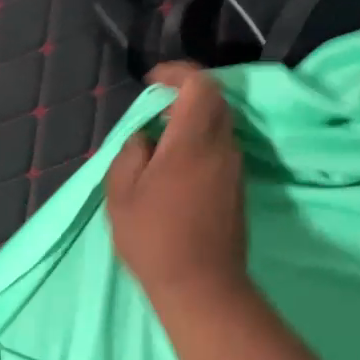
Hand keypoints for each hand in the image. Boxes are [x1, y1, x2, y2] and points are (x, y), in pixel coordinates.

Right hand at [106, 62, 249, 305]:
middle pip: (214, 101)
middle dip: (184, 96)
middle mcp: (222, 147)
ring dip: (192, 123)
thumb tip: (143, 138)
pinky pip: (220, 150)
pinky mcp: (237, 189)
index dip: (176, 74)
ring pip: (220, 126)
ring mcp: (234, 169)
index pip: (199, 85)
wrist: (201, 284)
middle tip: (154, 111)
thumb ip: (129, 154)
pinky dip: (199, 145)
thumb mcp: (121, 195)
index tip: (152, 83)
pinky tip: (175, 170)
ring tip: (160, 142)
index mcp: (192, 141)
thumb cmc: (153, 238)